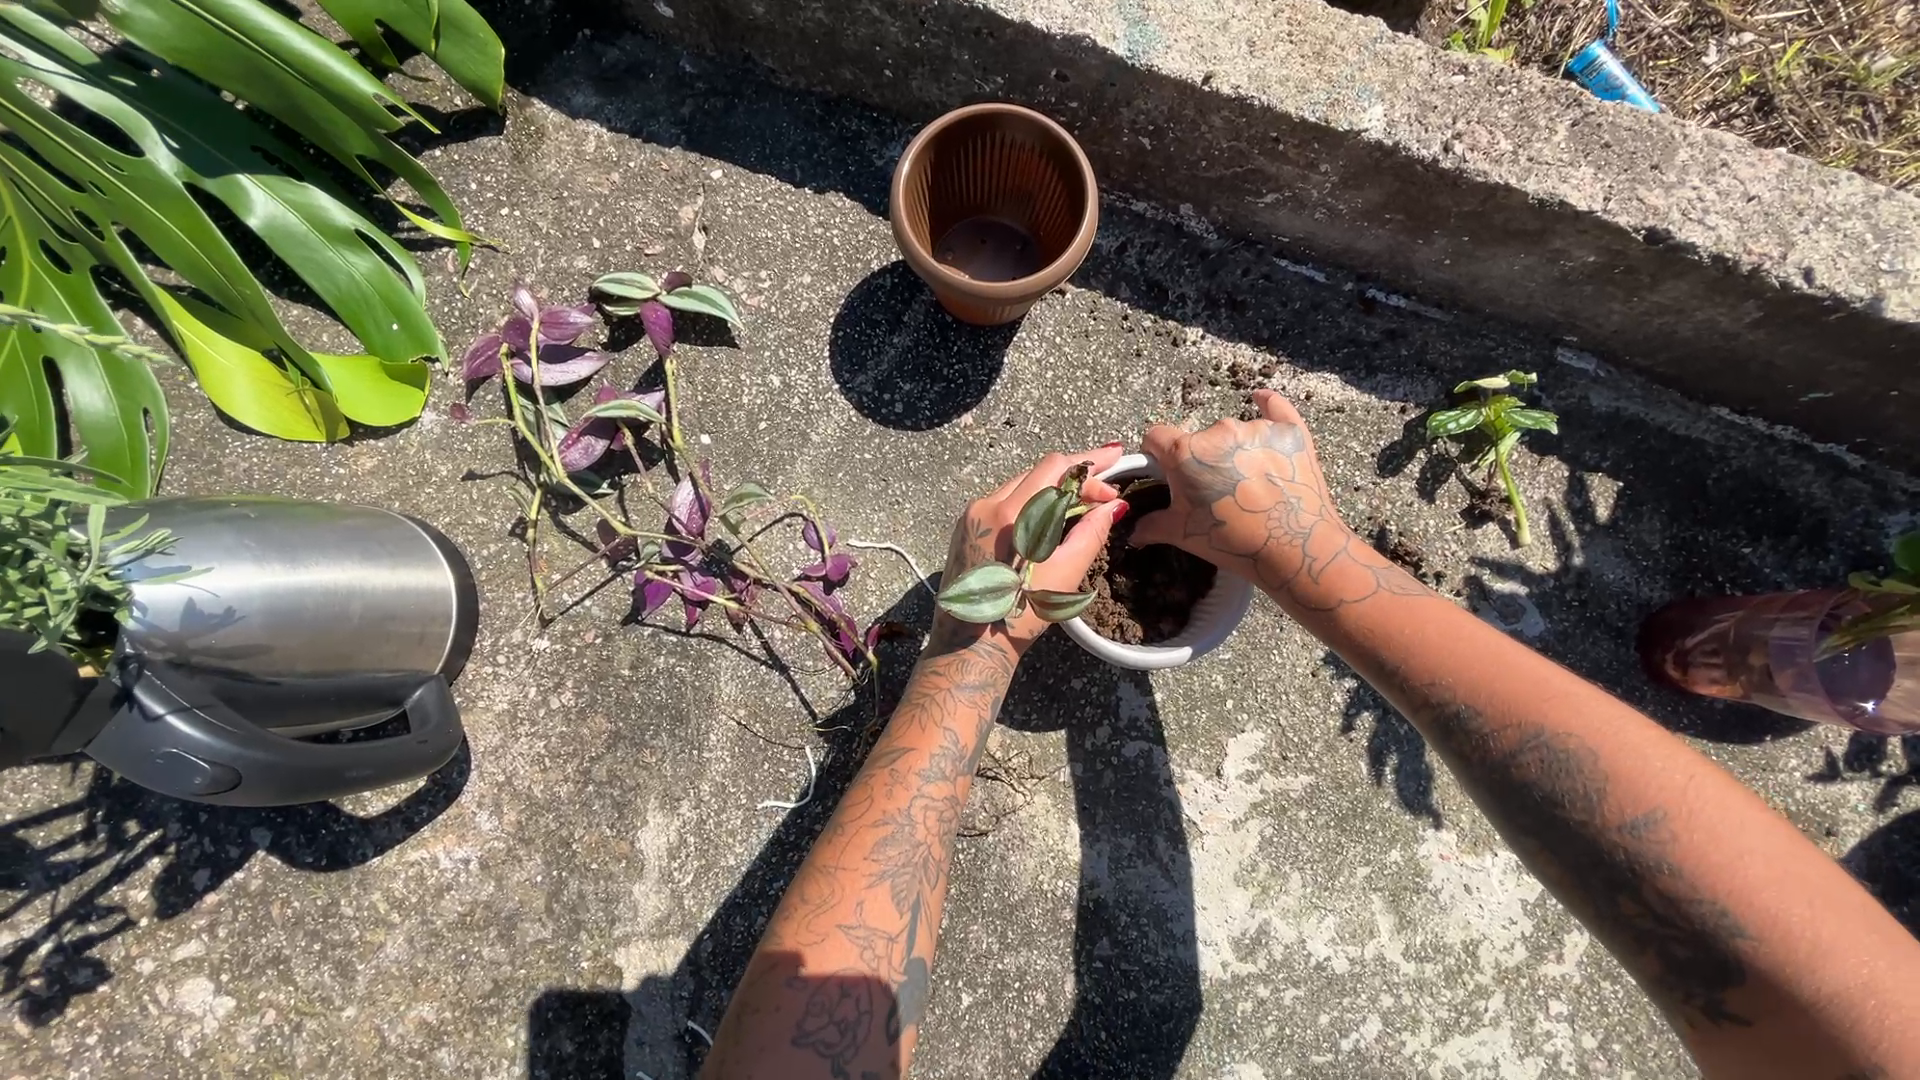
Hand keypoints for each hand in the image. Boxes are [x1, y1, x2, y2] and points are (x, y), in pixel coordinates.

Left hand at [931, 445, 1128, 654]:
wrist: (970, 641)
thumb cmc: (1019, 614)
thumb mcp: (1065, 574)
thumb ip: (1091, 533)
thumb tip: (1115, 506)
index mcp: (1010, 515)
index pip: (1054, 467)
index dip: (1089, 463)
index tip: (1116, 463)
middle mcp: (986, 505)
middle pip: (1038, 472)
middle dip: (1075, 476)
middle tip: (1106, 493)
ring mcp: (972, 514)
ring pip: (1021, 485)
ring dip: (1054, 489)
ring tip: (1084, 504)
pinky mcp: (966, 525)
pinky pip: (1005, 500)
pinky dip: (1031, 502)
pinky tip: (1051, 518)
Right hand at [1132, 390, 1421, 610]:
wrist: (1297, 549)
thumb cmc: (1233, 541)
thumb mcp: (1182, 535)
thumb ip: (1151, 525)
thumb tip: (1135, 531)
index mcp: (1185, 453)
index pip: (1155, 437)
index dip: (1155, 454)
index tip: (1164, 471)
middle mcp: (1218, 432)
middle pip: (1196, 439)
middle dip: (1197, 460)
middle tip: (1210, 492)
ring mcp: (1256, 429)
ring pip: (1231, 433)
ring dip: (1231, 451)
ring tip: (1246, 485)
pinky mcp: (1289, 433)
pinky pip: (1275, 409)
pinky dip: (1267, 407)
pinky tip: (1260, 399)